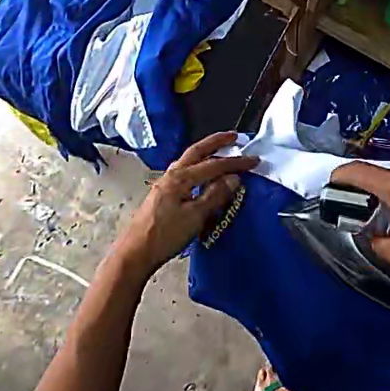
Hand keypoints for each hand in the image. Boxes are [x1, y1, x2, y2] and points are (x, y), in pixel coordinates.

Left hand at [104, 132, 257, 285]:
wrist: (135, 254)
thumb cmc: (165, 235)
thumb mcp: (196, 216)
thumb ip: (215, 194)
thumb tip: (234, 178)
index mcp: (180, 178)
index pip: (214, 165)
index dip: (236, 163)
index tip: (254, 160)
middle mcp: (171, 176)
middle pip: (197, 152)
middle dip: (216, 142)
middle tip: (234, 136)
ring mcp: (165, 184)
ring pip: (189, 161)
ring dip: (206, 153)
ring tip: (221, 150)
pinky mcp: (163, 195)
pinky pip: (185, 172)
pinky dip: (198, 166)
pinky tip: (203, 174)